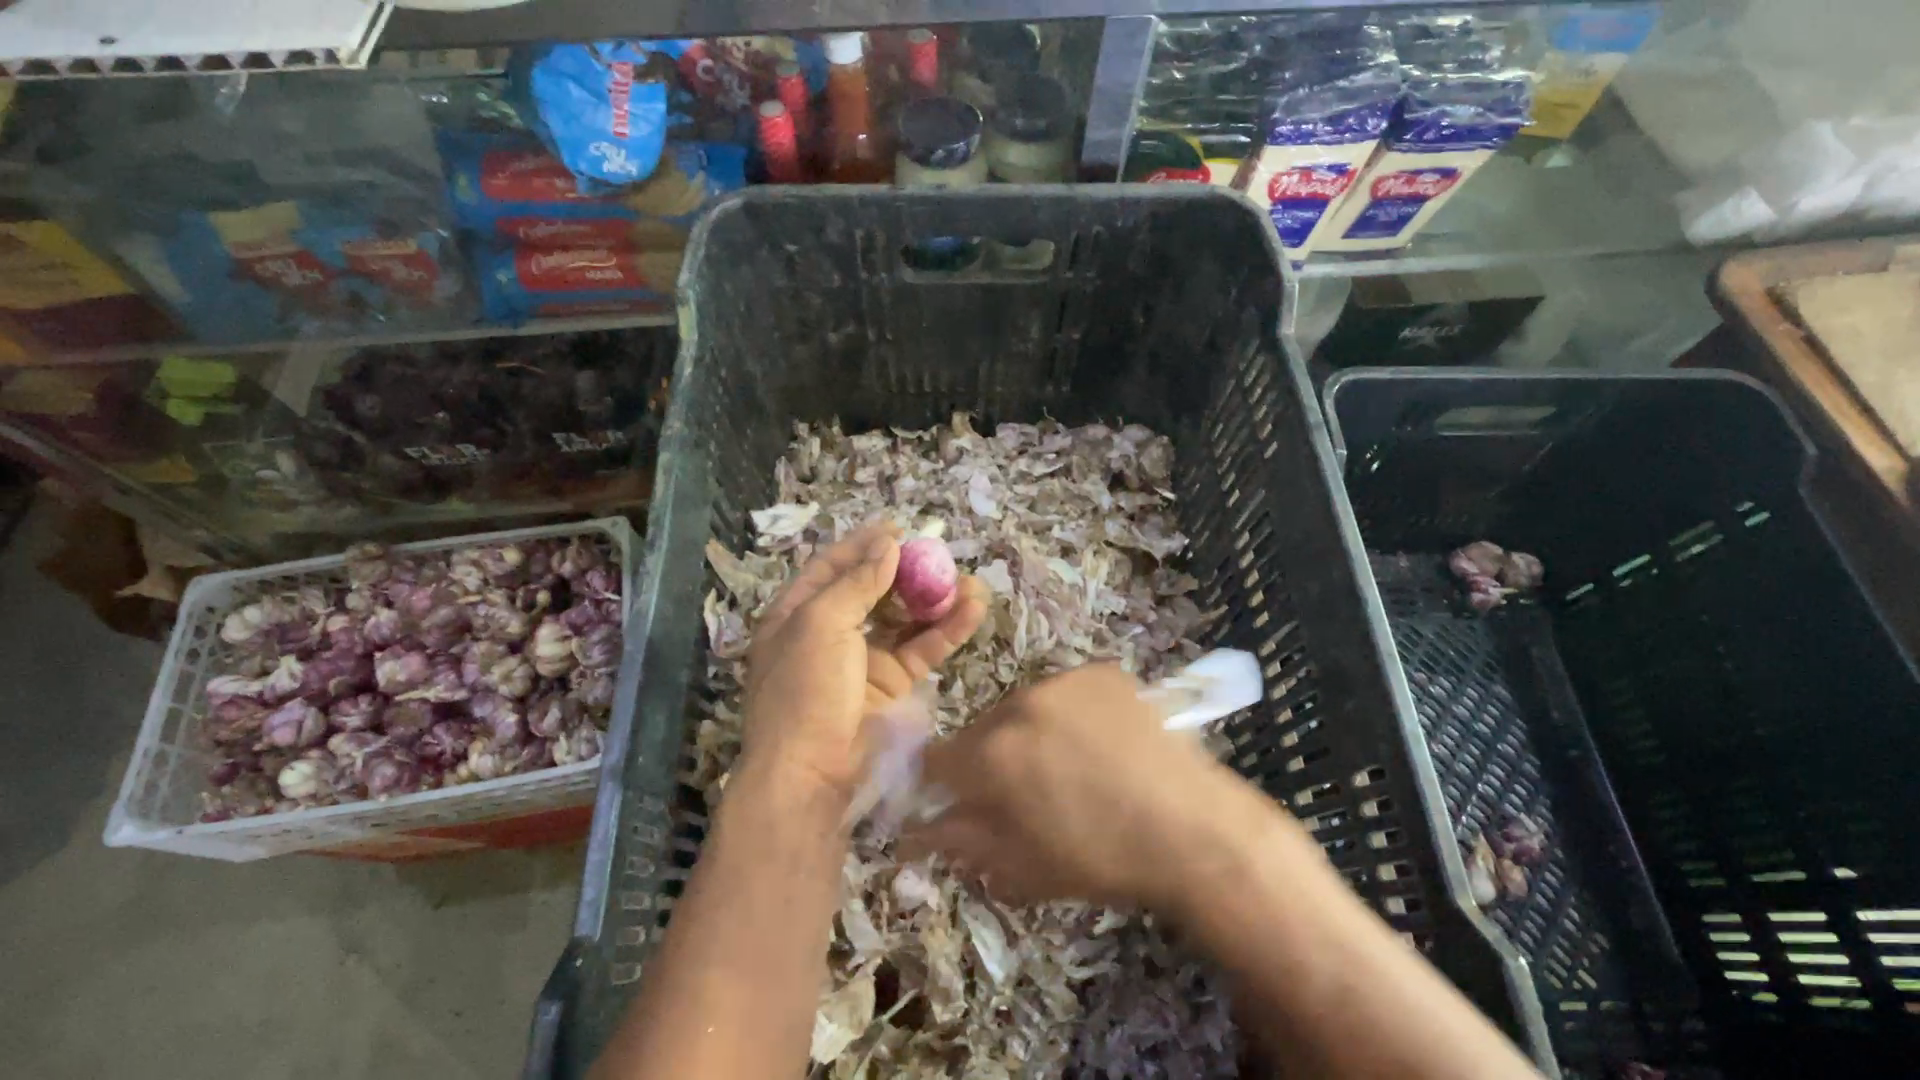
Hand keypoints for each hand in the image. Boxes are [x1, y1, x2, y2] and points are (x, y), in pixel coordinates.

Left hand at [742, 522, 988, 800]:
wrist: (810, 774)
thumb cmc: (805, 689)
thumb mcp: (821, 624)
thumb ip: (858, 582)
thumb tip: (887, 545)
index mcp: (797, 613)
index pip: (832, 567)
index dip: (863, 545)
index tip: (899, 527)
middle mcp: (829, 632)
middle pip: (873, 590)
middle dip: (908, 572)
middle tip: (941, 556)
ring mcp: (862, 660)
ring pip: (904, 620)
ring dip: (935, 600)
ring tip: (970, 582)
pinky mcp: (891, 685)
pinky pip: (922, 649)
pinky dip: (947, 630)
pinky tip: (973, 609)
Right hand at [905, 664, 1270, 911]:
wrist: (1193, 831)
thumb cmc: (1101, 859)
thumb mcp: (1020, 866)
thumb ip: (960, 840)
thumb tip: (918, 829)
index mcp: (990, 754)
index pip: (937, 759)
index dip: (945, 785)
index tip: (966, 803)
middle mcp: (1019, 704)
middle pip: (981, 730)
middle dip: (990, 759)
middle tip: (1026, 794)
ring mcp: (1064, 682)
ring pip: (1024, 708)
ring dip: (1030, 733)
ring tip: (1070, 768)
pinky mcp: (1103, 673)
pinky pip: (1067, 693)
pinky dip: (1071, 715)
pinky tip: (1101, 746)